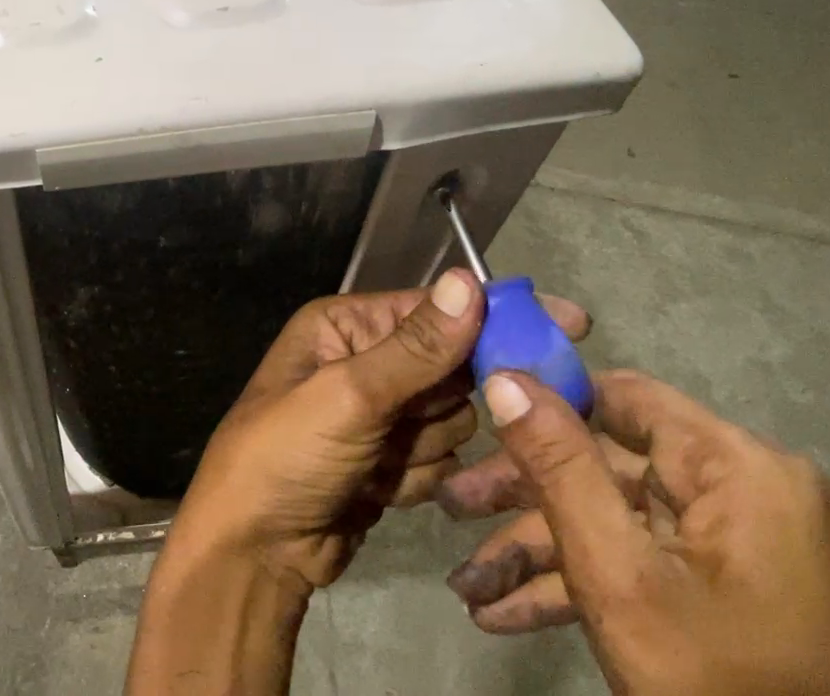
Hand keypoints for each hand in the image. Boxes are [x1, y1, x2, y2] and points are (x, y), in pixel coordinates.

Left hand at [167, 270, 590, 590]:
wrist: (255, 548)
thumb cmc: (286, 455)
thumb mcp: (348, 396)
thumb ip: (416, 347)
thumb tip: (470, 280)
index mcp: (345, 326)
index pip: (437, 308)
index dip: (498, 316)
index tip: (573, 324)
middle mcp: (365, 359)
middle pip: (456, 367)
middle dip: (443, 405)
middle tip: (411, 427)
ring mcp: (381, 413)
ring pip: (457, 419)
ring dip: (425, 447)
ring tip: (376, 461)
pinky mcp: (393, 459)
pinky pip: (442, 459)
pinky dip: (417, 477)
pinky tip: (376, 487)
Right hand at [440, 369, 829, 695]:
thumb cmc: (714, 682)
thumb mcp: (616, 574)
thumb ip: (559, 467)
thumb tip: (505, 377)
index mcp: (747, 470)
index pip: (623, 397)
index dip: (543, 402)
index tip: (473, 419)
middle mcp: (767, 490)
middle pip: (617, 467)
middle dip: (526, 500)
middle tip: (451, 511)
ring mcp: (769, 544)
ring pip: (632, 520)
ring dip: (549, 551)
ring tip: (472, 588)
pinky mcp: (764, 590)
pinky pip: (664, 559)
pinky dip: (600, 580)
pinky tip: (518, 612)